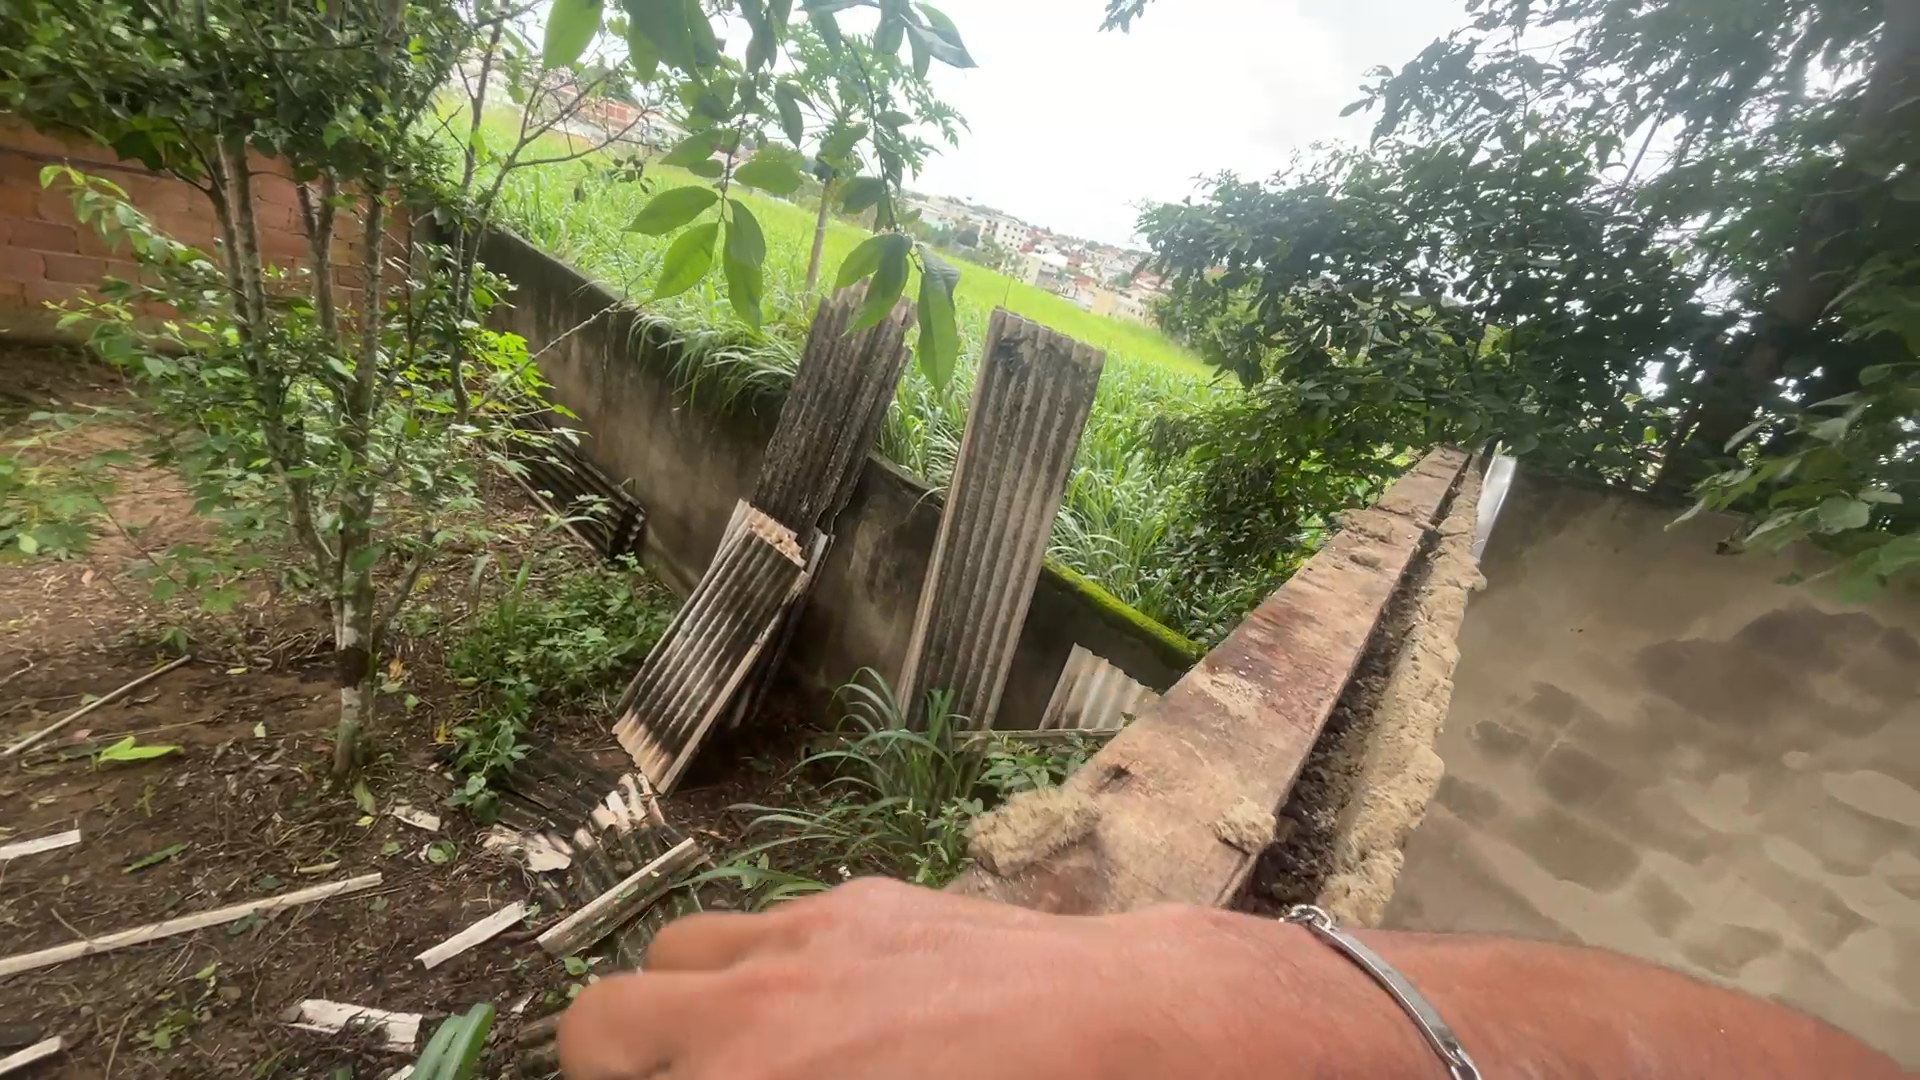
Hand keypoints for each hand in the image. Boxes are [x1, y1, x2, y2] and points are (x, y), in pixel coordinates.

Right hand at [556, 877, 1415, 1079]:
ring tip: (734, 1044)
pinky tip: (825, 1002)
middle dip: (617, 1057)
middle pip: (606, 1012)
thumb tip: (744, 1063)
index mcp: (752, 1074)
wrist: (1102, 1025)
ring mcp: (808, 932)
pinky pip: (769, 922)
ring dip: (683, 1000)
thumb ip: (770, 1078)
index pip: (602, 1054)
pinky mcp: (860, 897)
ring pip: (681, 952)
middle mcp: (757, 997)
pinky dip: (763, 962)